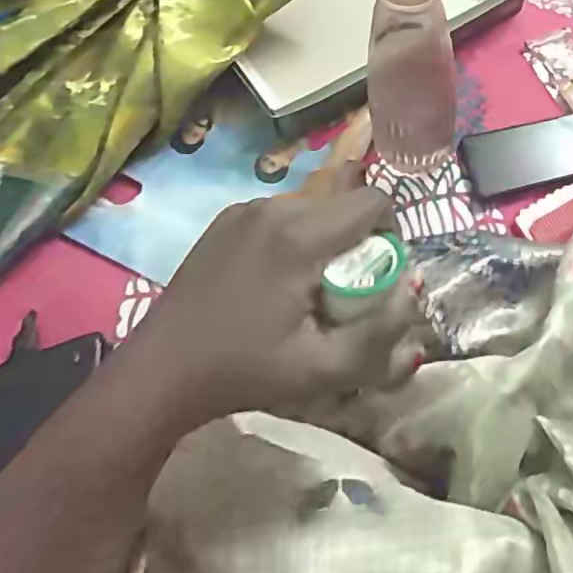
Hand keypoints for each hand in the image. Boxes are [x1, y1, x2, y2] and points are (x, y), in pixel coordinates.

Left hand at [128, 180, 423, 420]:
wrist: (160, 373)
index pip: (373, 201)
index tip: (381, 268)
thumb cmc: (244, 373)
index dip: (390, 229)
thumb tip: (412, 290)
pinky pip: (281, 212)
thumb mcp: (321, 369)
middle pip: (344, 199)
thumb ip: (381, 333)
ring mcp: (246, 208)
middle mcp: (275, 207)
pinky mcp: (226, 217)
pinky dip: (295, 233)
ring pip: (313, 204)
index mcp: (300, 236)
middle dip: (360, 233)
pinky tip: (274, 277)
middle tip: (347, 281)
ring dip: (327, 232)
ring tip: (308, 281)